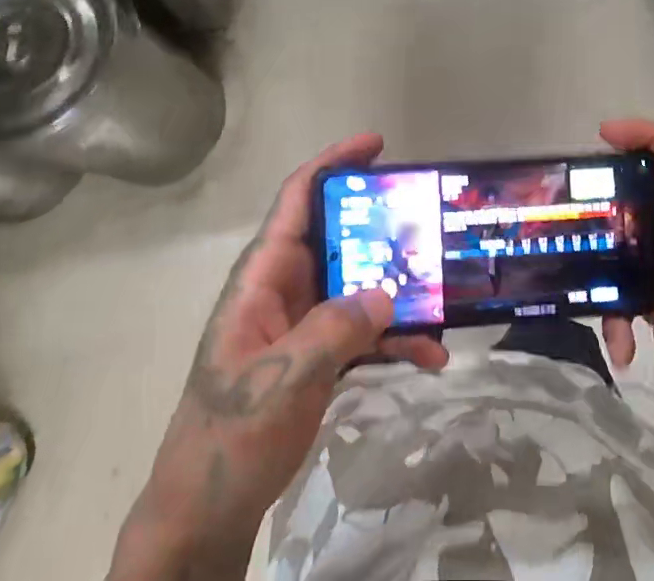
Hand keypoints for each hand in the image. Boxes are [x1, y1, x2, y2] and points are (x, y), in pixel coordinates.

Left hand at [109, 134, 448, 580]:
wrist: (208, 508)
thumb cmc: (228, 435)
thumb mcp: (279, 381)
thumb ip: (332, 331)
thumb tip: (389, 294)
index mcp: (263, 277)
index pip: (296, 201)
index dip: (333, 164)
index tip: (377, 145)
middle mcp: (287, 288)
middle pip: (339, 236)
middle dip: (383, 225)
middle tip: (430, 217)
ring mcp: (305, 323)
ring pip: (360, 284)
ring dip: (400, 287)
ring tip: (444, 288)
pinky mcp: (320, 355)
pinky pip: (367, 331)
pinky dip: (398, 339)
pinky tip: (432, 356)